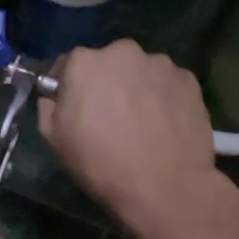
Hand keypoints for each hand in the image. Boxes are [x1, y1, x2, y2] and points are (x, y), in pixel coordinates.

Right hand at [38, 40, 222, 238]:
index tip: (74, 109)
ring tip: (141, 125)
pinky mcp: (189, 80)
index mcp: (84, 62)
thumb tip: (55, 97)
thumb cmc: (101, 164)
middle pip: (108, 64)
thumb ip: (49, 108)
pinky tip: (164, 126)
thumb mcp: (54, 140)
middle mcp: (123, 51)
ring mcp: (160, 64)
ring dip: (136, 89)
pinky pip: (167, 85)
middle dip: (106, 84)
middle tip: (109, 118)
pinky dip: (163, 98)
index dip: (68, 88)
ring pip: (140, 72)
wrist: (165, 187)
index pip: (68, 65)